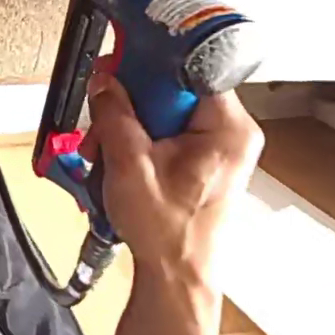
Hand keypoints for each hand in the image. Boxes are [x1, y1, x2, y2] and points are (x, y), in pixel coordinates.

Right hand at [85, 71, 263, 281]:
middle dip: (130, 104)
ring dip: (128, 123)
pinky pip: (167, 128)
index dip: (151, 64)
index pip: (191, 68)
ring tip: (107, 149)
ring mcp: (217, 144)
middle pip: (173, 88)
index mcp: (228, 128)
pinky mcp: (202, 156)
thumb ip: (114, 114)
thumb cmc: (166, 232)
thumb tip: (103, 80)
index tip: (121, 62)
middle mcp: (230, 132)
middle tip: (103, 123)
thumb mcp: (129, 164)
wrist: (175, 273)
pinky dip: (139, 138)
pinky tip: (119, 157)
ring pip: (165, 108)